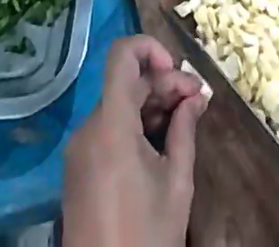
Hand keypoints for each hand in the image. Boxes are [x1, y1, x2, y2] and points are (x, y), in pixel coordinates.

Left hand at [62, 35, 208, 246]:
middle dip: (164, 83)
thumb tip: (195, 97)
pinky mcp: (80, 166)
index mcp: (110, 126)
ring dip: (153, 102)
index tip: (179, 73)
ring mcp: (80, 148)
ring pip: (119, 102)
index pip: (122, 56)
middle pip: (127, 81)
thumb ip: (185, 129)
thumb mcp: (177, 182)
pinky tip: (163, 138)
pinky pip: (110, 125)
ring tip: (186, 119)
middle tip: (199, 100)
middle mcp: (88, 129)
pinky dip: (136, 121)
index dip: (151, 49)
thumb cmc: (146, 236)